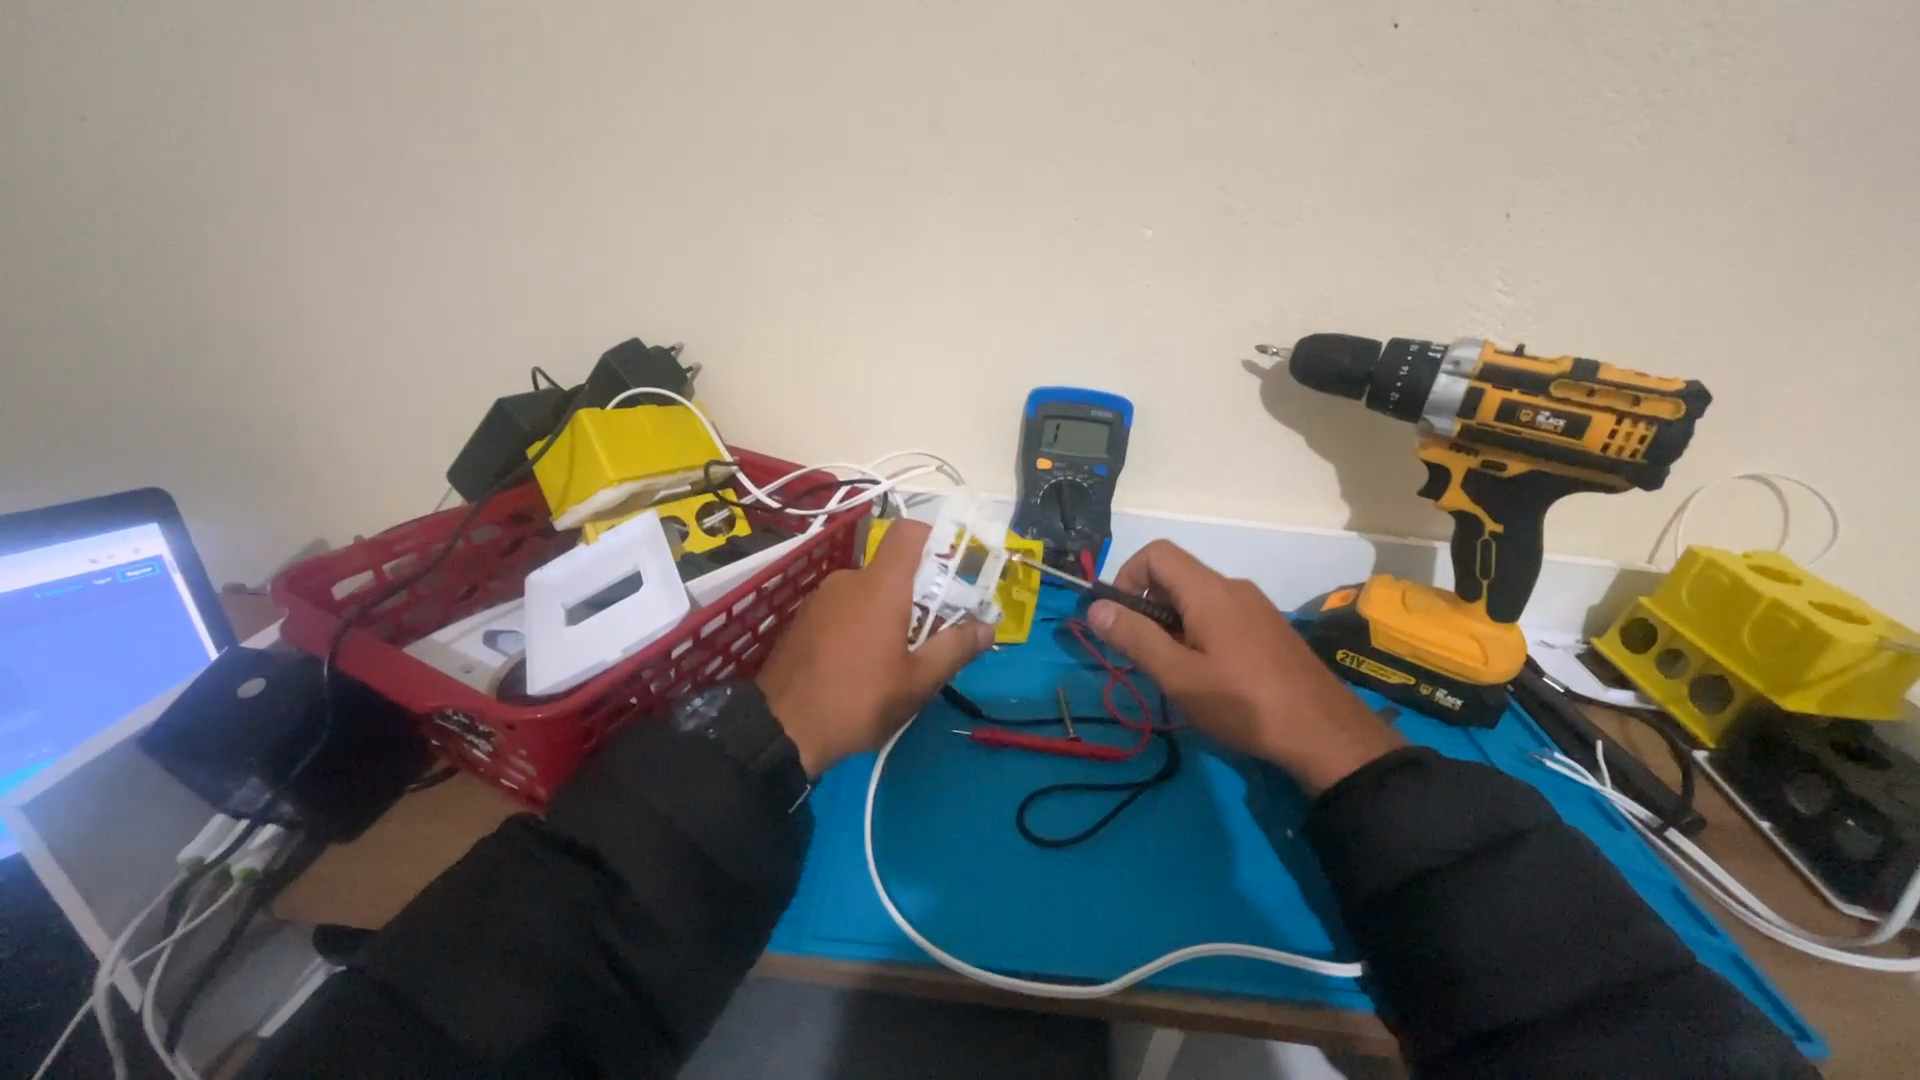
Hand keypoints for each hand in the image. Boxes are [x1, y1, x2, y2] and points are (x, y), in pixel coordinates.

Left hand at [756, 519, 994, 774]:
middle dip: (919, 594)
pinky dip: (861, 625)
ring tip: (900, 657)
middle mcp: (848, 580)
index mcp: (880, 585)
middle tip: (936, 631)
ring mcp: (820, 599)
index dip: (936, 539)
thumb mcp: (917, 682)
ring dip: (889, 613)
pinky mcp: (802, 620)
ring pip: (867, 592)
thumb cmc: (858, 700)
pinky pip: (843, 609)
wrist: (779, 729)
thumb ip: (955, 648)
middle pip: (892, 570)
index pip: (909, 533)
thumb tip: (987, 628)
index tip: (954, 569)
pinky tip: (863, 664)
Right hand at [1086, 540, 1405, 793]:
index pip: (1155, 553)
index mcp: (1209, 591)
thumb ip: (1135, 638)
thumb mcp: (1179, 676)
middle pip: (1174, 577)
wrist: (1326, 734)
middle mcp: (1233, 587)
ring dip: (1172, 627)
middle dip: (1147, 610)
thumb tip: (1096, 608)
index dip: (1126, 578)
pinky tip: (1209, 679)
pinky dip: (1198, 635)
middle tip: (1145, 658)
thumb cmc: (1244, 704)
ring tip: (1176, 675)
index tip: (1120, 622)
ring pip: (1196, 601)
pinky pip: (1219, 617)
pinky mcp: (1268, 629)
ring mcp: (1255, 607)